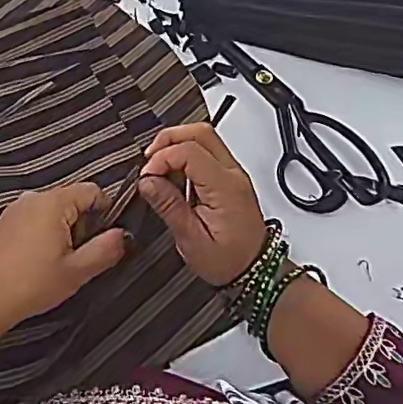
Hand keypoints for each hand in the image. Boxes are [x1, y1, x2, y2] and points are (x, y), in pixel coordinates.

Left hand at [0, 183, 128, 334]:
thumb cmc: (31, 284)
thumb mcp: (78, 270)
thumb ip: (107, 249)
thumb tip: (123, 235)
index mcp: (53, 202)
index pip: (92, 191)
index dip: (106, 212)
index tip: (105, 239)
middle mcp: (33, 198)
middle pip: (73, 200)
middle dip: (84, 225)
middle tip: (81, 257)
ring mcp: (16, 209)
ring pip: (55, 211)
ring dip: (64, 231)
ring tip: (59, 263)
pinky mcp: (6, 223)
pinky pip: (36, 219)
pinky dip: (45, 234)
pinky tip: (41, 261)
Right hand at [139, 122, 267, 285]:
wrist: (255, 271)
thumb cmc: (229, 261)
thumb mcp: (191, 240)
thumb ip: (169, 206)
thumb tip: (147, 182)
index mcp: (225, 188)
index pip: (189, 151)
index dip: (162, 158)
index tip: (147, 177)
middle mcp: (233, 174)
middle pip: (200, 132)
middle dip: (168, 139)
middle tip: (149, 160)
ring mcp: (234, 173)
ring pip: (204, 137)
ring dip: (177, 145)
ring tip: (158, 167)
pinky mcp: (230, 177)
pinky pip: (207, 151)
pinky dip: (185, 154)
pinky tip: (173, 174)